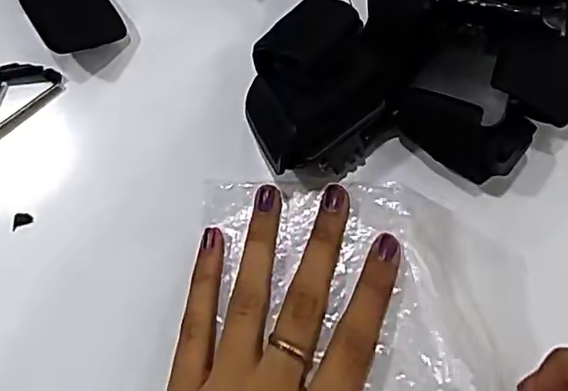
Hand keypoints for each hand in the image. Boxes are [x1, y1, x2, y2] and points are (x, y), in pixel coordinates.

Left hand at [167, 184, 401, 390]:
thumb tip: (373, 382)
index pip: (352, 348)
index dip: (371, 294)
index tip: (385, 247)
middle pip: (302, 308)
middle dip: (321, 249)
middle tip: (333, 199)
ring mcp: (221, 384)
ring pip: (247, 300)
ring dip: (262, 244)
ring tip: (269, 197)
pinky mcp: (183, 388)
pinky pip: (194, 325)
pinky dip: (204, 280)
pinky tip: (211, 240)